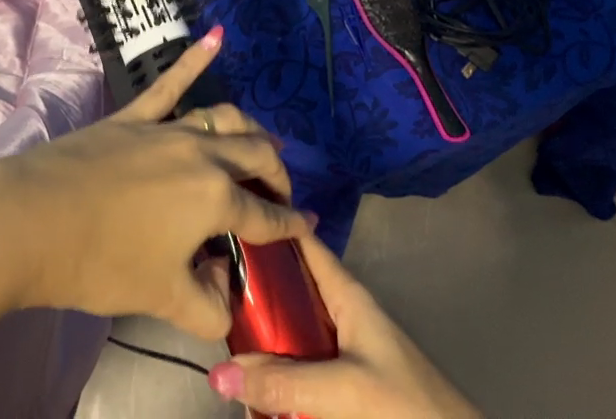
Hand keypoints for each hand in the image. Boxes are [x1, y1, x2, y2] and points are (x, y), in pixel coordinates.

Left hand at [0, 26, 309, 340]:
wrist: (27, 223)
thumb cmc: (99, 264)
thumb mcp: (161, 299)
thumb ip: (207, 308)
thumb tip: (227, 301)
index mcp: (216, 198)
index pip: (266, 215)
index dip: (290, 226)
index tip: (307, 228)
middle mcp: (202, 154)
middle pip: (256, 155)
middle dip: (277, 175)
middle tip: (281, 194)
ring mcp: (167, 128)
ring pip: (225, 118)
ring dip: (251, 130)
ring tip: (264, 142)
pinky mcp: (133, 116)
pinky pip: (171, 82)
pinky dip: (196, 58)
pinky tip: (216, 35)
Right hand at [208, 232, 481, 418]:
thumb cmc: (404, 401)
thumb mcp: (342, 389)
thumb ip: (283, 382)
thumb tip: (217, 373)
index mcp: (348, 296)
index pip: (305, 246)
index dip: (273, 226)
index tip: (230, 215)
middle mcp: (342, 314)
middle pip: (290, 290)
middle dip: (252, 291)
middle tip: (210, 290)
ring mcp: (343, 349)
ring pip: (290, 332)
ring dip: (260, 339)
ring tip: (221, 339)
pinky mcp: (344, 381)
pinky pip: (299, 367)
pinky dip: (276, 372)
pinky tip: (252, 384)